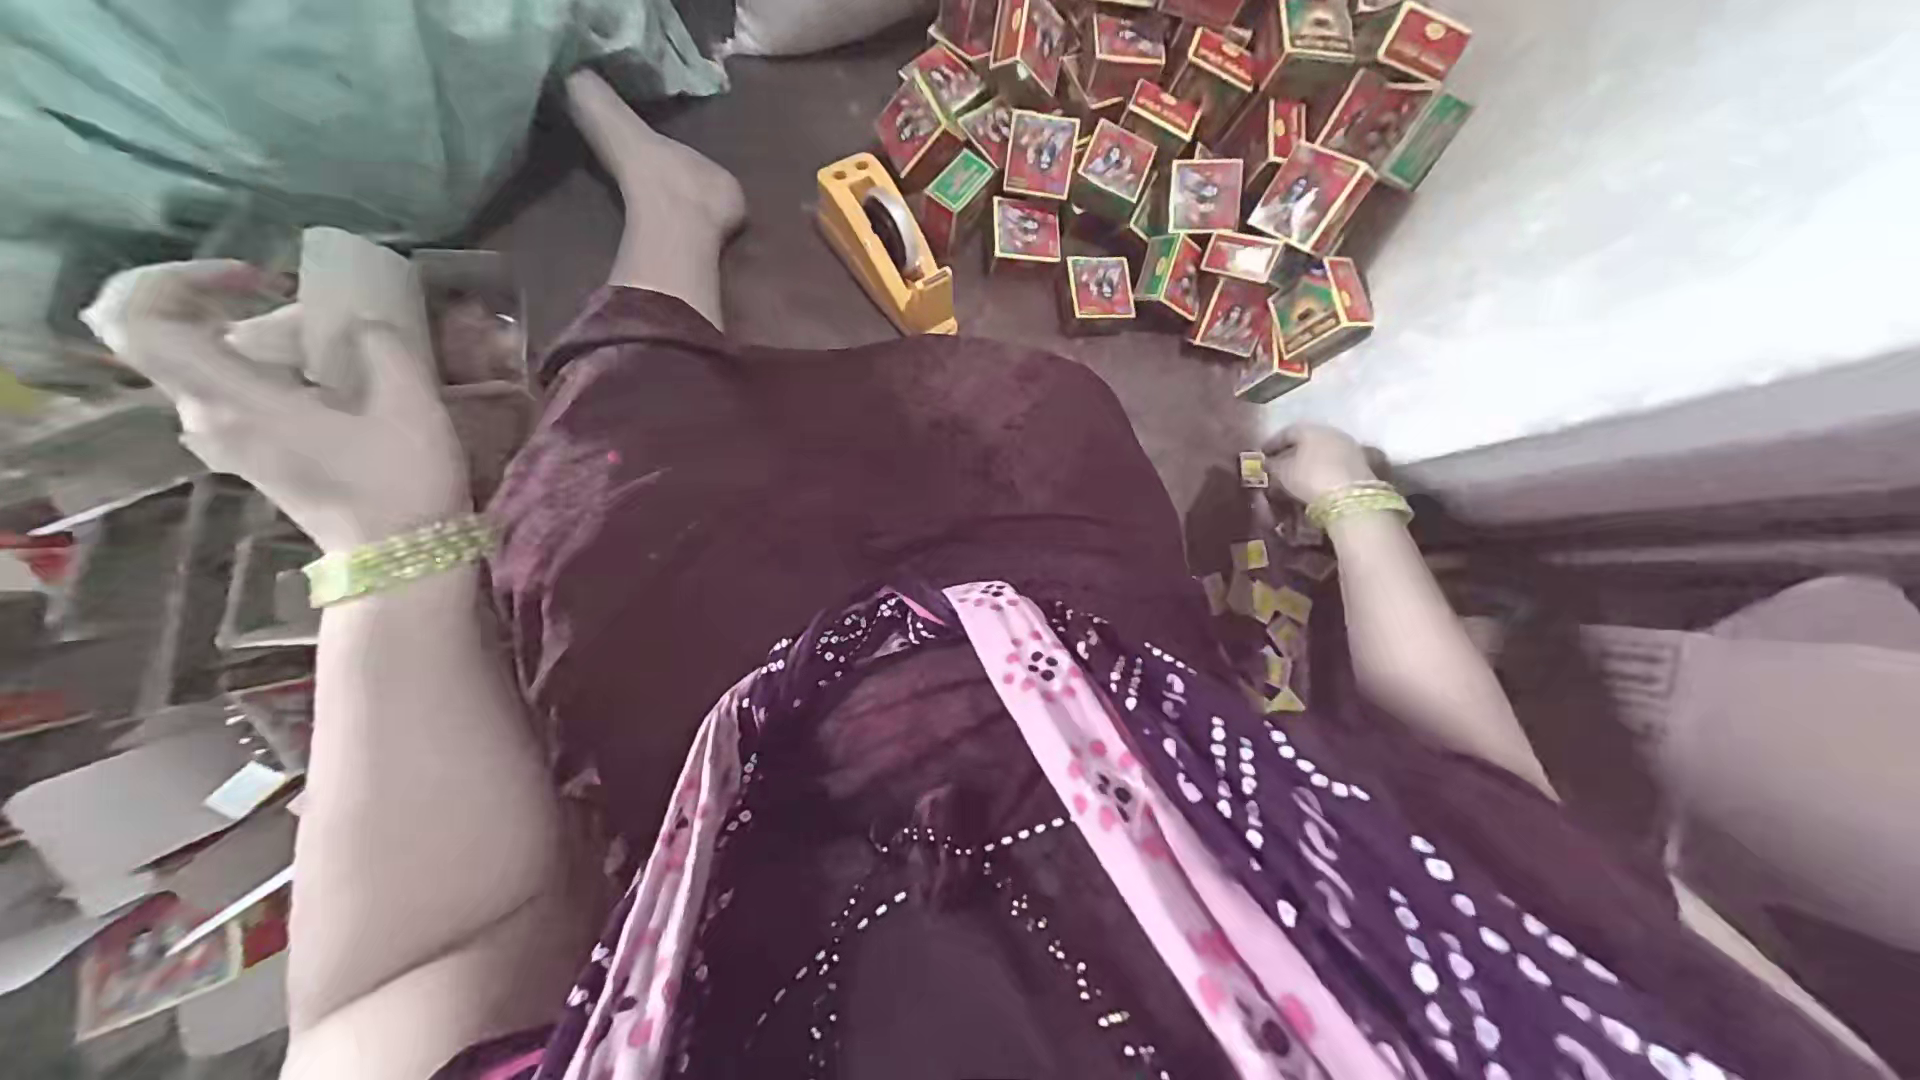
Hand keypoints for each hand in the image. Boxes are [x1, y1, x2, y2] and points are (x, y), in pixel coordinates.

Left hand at [83, 260, 468, 553]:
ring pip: (219, 370)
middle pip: (186, 340)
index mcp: (232, 400)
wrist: (404, 556)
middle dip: (247, 314)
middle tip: (317, 319)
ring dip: (271, 349)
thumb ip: (383, 349)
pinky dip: (279, 379)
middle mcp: (209, 418)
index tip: (255, 279)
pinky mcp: (256, 459)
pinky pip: (243, 399)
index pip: (138, 318)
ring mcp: (229, 443)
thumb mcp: (411, 406)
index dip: (177, 278)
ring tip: (342, 357)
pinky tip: (337, 392)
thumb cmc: (402, 481)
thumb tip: (361, 323)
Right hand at [1262, 423, 1379, 504]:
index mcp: (1309, 429)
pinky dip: (1322, 466)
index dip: (1271, 444)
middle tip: (1278, 464)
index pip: (1286, 432)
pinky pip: (1333, 460)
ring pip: (1321, 449)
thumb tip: (1267, 463)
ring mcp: (1348, 445)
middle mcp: (1331, 431)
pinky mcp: (1360, 461)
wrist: (1350, 496)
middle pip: (1306, 439)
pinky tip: (1314, 477)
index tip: (1262, 456)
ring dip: (1307, 459)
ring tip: (1296, 473)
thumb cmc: (1309, 478)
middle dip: (1291, 451)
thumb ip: (1272, 465)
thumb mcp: (1282, 473)